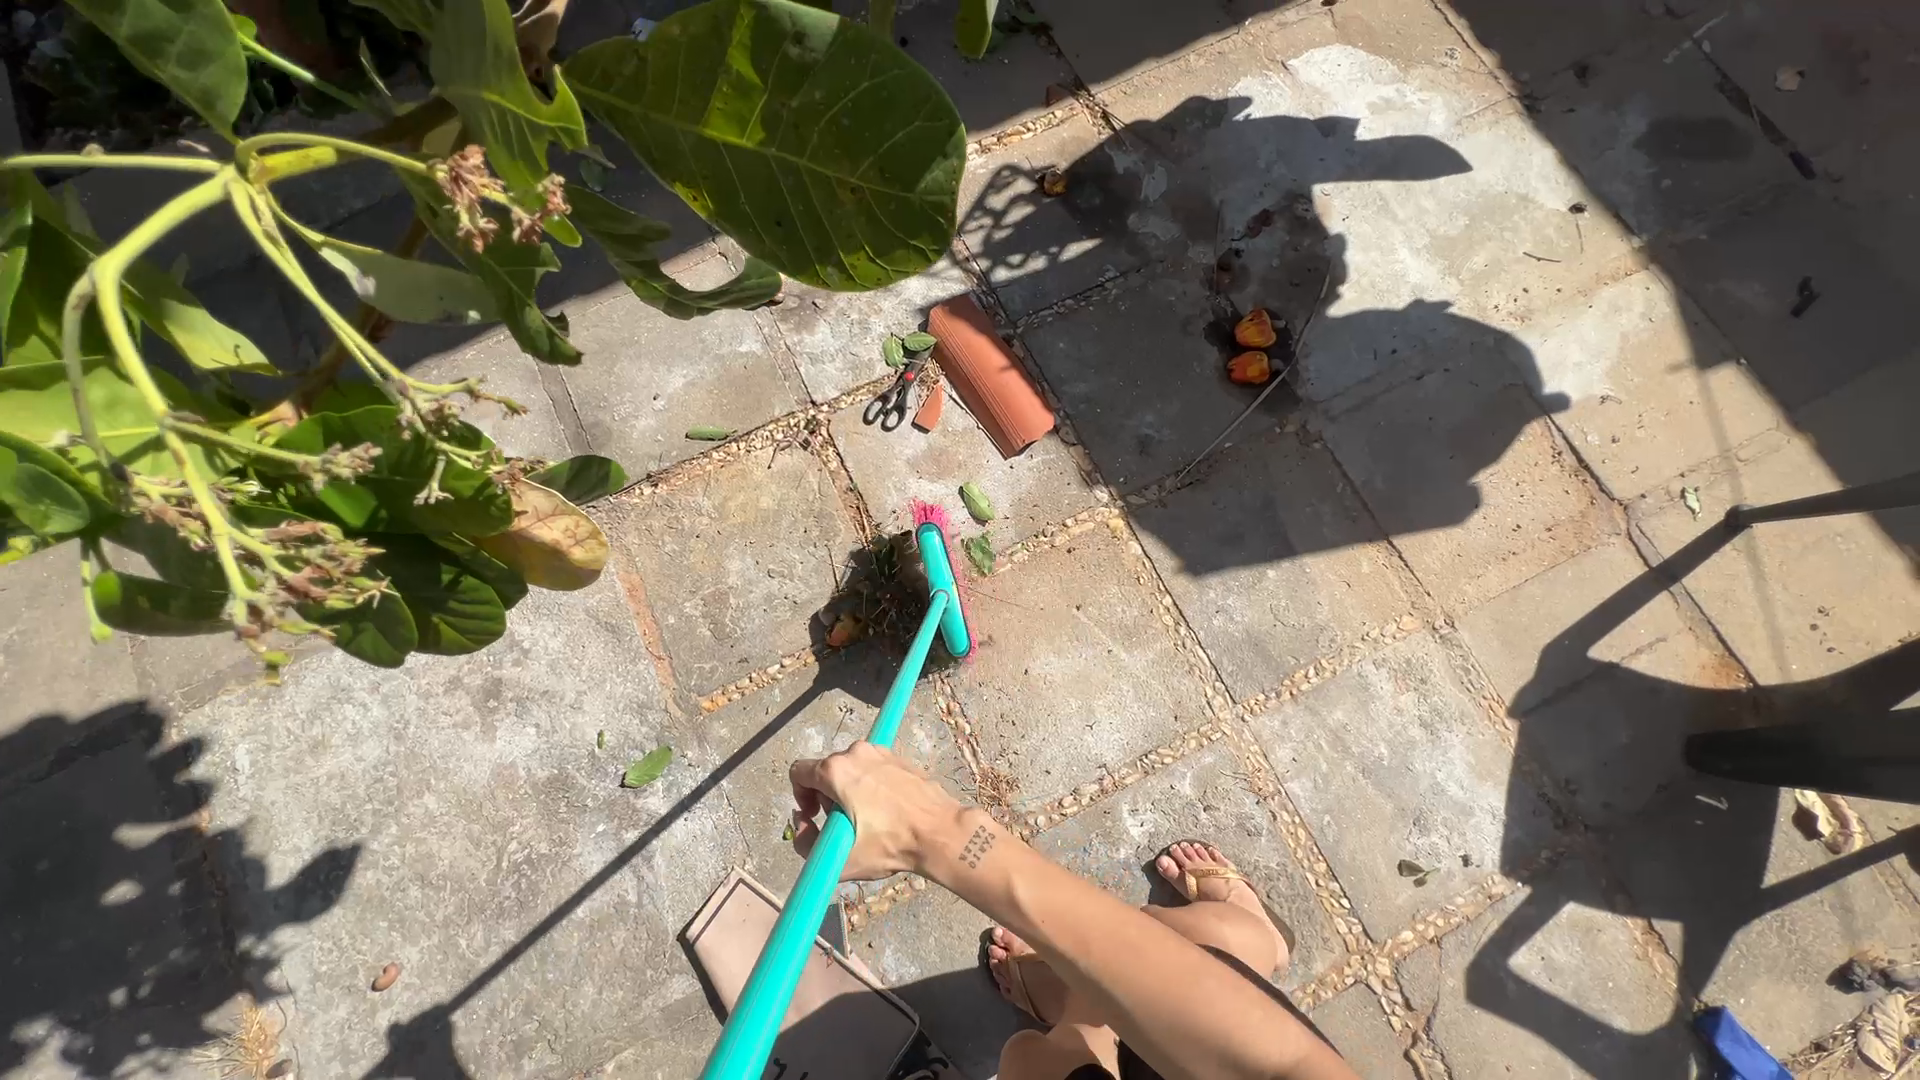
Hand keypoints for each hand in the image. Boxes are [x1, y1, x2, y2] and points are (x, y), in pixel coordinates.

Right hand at [788, 743, 966, 880]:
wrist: (939, 832)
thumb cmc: (889, 845)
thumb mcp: (838, 858)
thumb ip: (806, 844)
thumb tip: (803, 824)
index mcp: (836, 770)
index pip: (798, 772)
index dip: (800, 796)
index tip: (815, 816)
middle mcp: (855, 752)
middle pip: (825, 770)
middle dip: (826, 796)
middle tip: (843, 823)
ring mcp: (879, 751)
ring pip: (850, 768)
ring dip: (848, 790)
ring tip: (866, 818)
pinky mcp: (898, 757)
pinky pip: (872, 767)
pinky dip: (870, 784)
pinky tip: (884, 809)